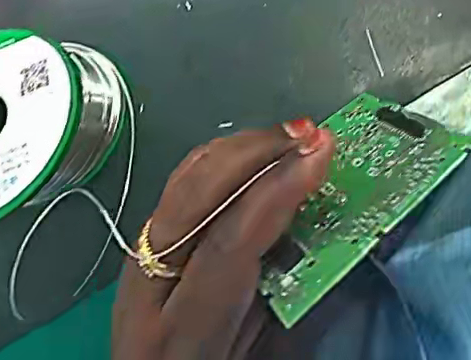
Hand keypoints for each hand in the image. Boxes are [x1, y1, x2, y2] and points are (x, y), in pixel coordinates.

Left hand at [112, 121, 333, 359]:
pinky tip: (259, 148)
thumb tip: (331, 229)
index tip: (320, 153)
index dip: (278, 189)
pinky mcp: (144, 239)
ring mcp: (139, 258)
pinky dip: (226, 154)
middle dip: (258, 150)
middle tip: (308, 132)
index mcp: (178, 333)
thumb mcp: (258, 354)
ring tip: (292, 133)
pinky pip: (185, 179)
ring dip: (245, 144)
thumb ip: (288, 297)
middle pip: (197, 193)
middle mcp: (147, 288)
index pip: (229, 242)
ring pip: (187, 176)